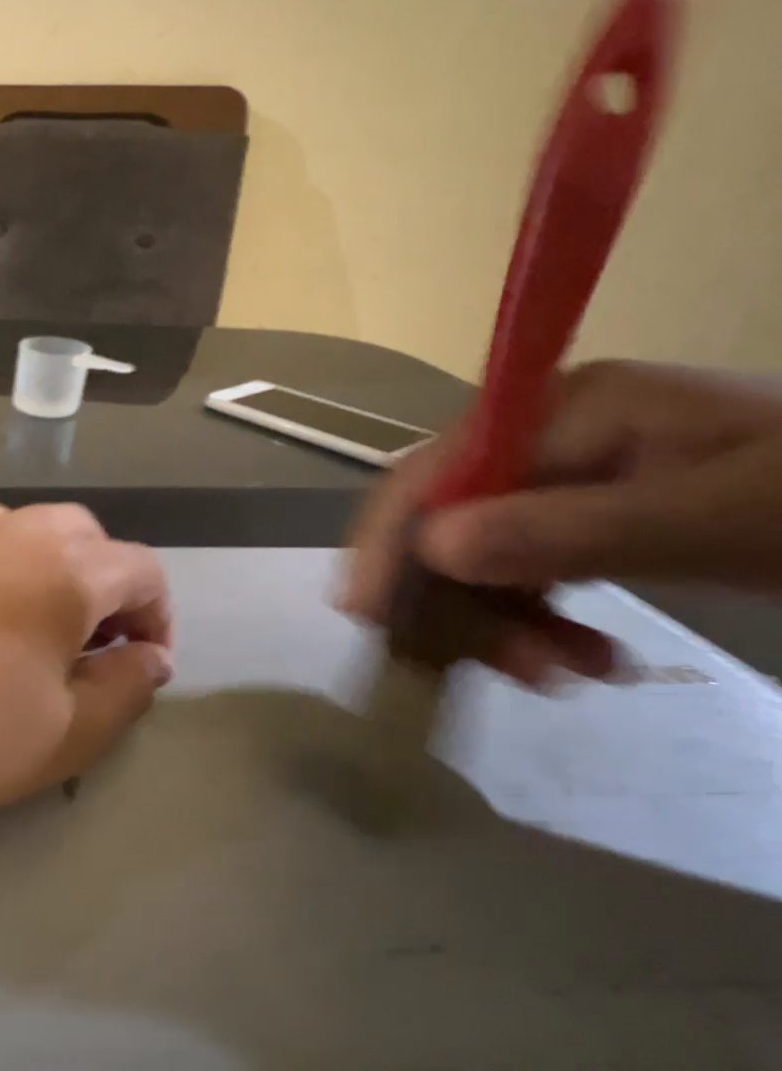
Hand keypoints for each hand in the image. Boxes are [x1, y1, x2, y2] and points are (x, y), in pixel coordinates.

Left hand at [0, 503, 173, 834]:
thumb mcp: (69, 734)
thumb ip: (127, 687)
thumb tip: (149, 657)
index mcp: (62, 568)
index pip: (140, 568)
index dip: (157, 615)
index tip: (143, 662)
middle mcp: (1, 531)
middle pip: (75, 534)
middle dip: (97, 581)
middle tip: (83, 643)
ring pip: (6, 531)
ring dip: (31, 569)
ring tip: (14, 629)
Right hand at [342, 360, 781, 683]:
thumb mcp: (718, 520)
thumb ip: (570, 530)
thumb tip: (430, 548)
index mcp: (559, 413)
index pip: (430, 475)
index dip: (387, 544)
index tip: (369, 620)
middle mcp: (540, 438)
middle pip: (443, 523)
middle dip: (461, 601)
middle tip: (516, 673)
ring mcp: (562, 476)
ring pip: (474, 558)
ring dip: (502, 623)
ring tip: (567, 673)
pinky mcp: (585, 514)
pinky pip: (520, 573)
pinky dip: (537, 623)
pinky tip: (583, 657)